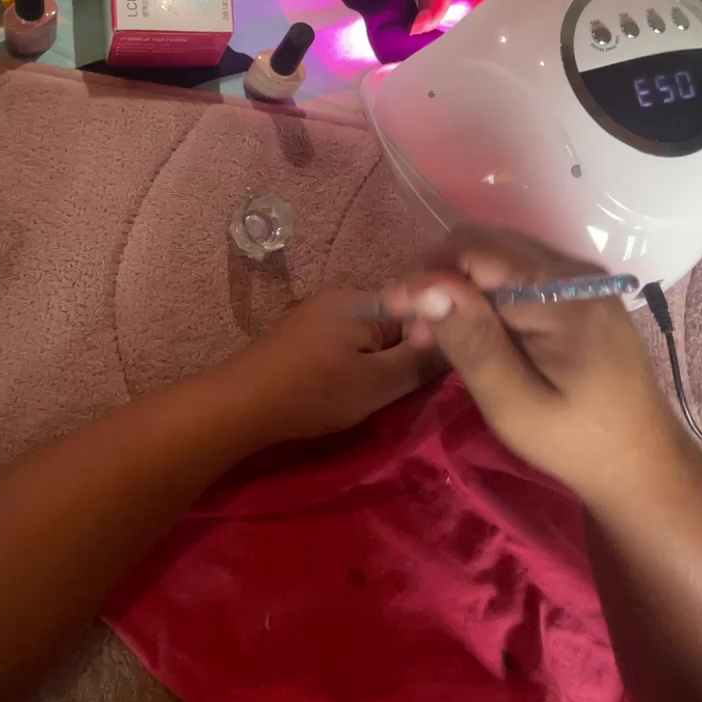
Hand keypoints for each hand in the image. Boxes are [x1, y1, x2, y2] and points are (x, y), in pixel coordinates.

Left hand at [206, 290, 440, 445]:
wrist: (240, 404)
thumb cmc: (313, 393)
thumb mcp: (377, 384)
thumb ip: (420, 360)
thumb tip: (460, 332)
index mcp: (362, 300)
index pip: (423, 306)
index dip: (440, 337)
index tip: (451, 368)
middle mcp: (341, 297)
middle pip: (396, 319)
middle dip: (410, 349)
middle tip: (419, 387)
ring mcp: (319, 313)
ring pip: (372, 333)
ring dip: (384, 359)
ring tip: (388, 390)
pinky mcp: (304, 334)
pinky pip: (348, 341)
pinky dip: (359, 362)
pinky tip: (355, 385)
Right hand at [377, 229, 695, 503]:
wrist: (643, 469)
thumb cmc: (576, 443)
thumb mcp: (513, 402)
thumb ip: (471, 340)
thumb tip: (423, 285)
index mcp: (563, 294)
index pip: (473, 251)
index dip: (425, 274)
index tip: (392, 310)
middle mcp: (573, 271)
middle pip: (483, 245)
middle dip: (437, 278)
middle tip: (413, 329)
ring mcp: (577, 281)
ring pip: (494, 256)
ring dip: (455, 285)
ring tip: (433, 334)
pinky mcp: (576, 295)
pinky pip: (513, 274)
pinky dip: (479, 294)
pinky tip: (468, 331)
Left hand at [411, 0, 560, 34]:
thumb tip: (419, 31)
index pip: (477, 35)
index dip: (463, 43)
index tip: (450, 51)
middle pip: (501, 28)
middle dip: (483, 35)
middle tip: (464, 41)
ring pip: (517, 13)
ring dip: (500, 18)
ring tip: (481, 23)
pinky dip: (517, 1)